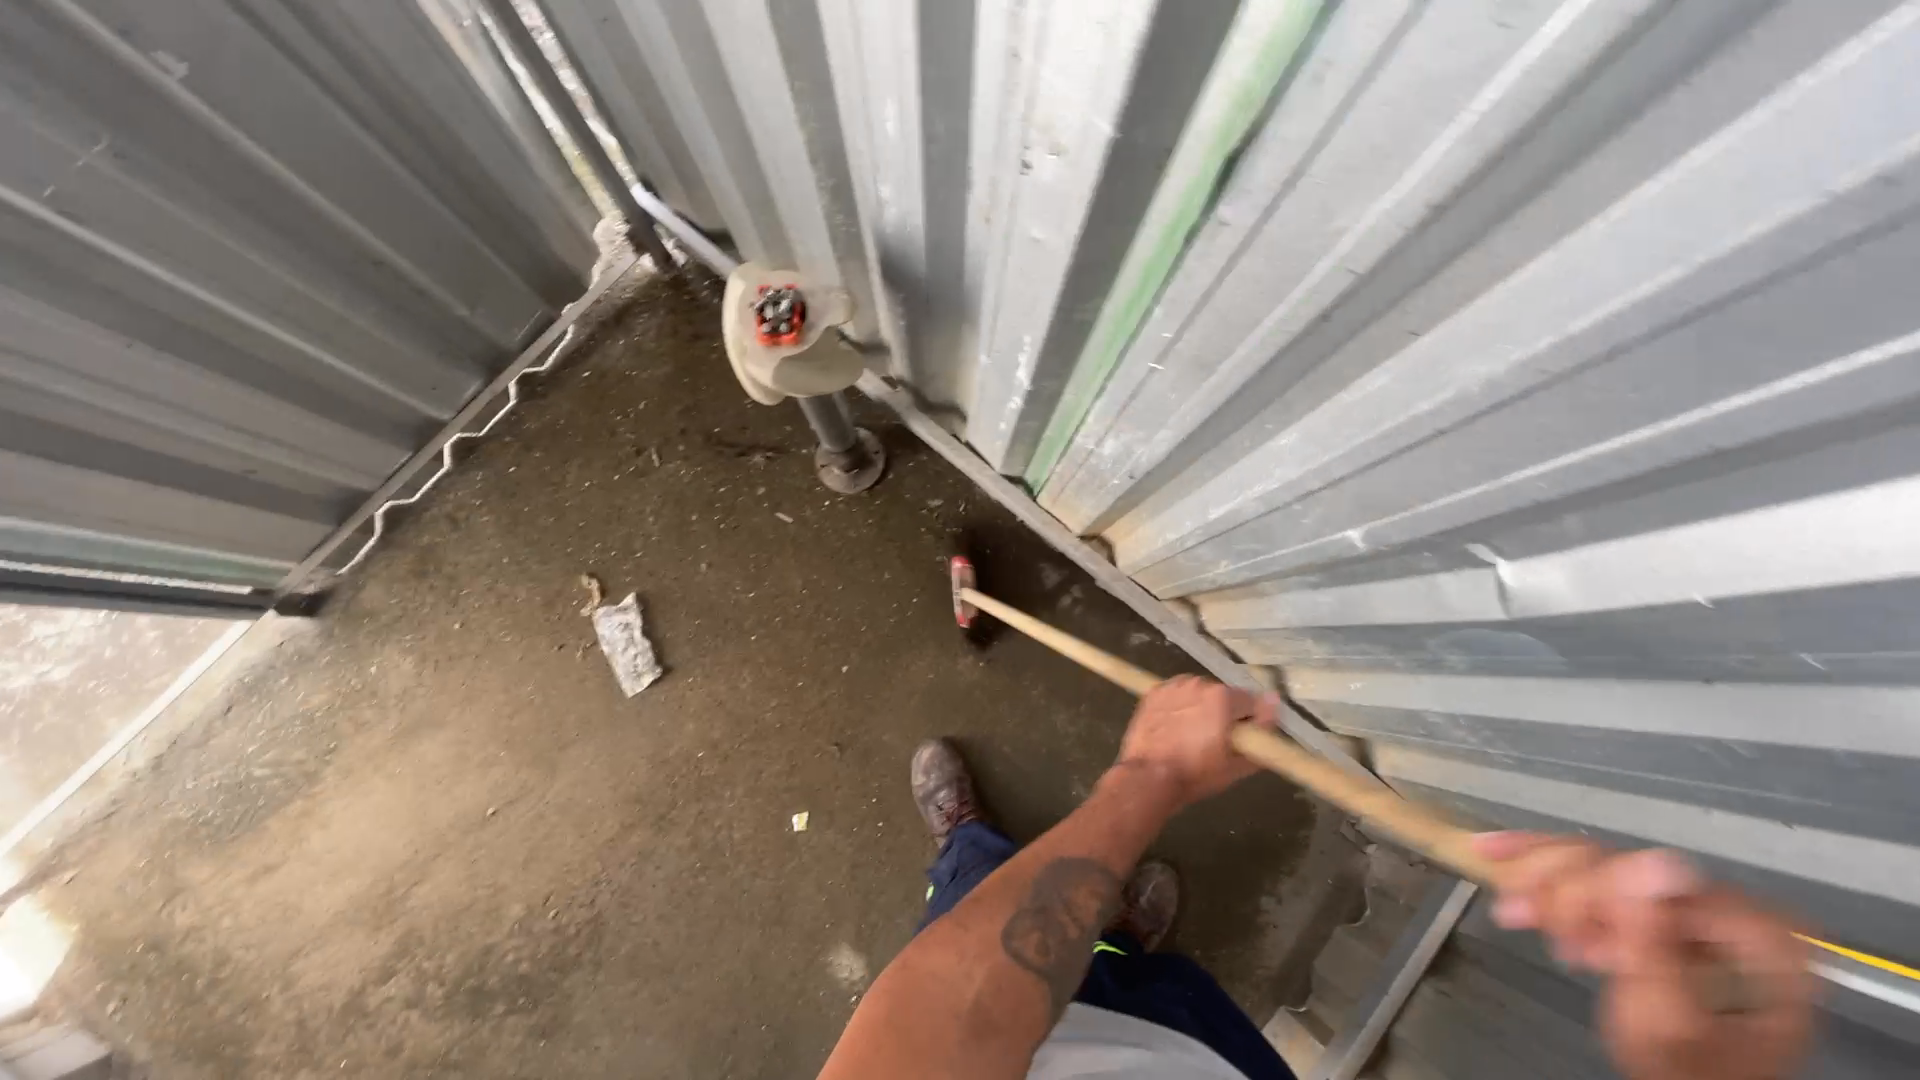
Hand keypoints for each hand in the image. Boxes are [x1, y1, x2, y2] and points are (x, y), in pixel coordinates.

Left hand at [1113, 676, 1275, 809]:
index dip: (1248, 722)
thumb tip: (1275, 702)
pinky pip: (1177, 695)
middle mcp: (1199, 683)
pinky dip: (1179, 706)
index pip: (1250, 702)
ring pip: (1198, 694)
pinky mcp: (1153, 692)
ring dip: (1201, 708)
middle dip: (1223, 713)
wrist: (1148, 776)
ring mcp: (1173, 686)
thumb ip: (1263, 730)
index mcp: (1223, 696)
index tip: (1240, 740)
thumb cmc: (1197, 773)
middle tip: (1214, 741)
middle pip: (1223, 696)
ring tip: (1191, 735)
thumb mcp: (1239, 762)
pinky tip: (1174, 726)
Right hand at [1472, 832, 1814, 1079]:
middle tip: (1516, 916)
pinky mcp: (1656, 905)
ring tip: (1513, 912)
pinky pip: (1591, 871)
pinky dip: (1544, 873)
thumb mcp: (1669, 1020)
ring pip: (1594, 861)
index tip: (1539, 918)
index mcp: (1754, 934)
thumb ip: (1658, 946)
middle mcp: (1726, 905)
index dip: (1585, 889)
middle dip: (1557, 890)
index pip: (1647, 878)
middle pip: (1615, 863)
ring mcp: (1690, 903)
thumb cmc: (1684, 1070)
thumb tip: (1653, 863)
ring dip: (1542, 883)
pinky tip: (1503, 865)